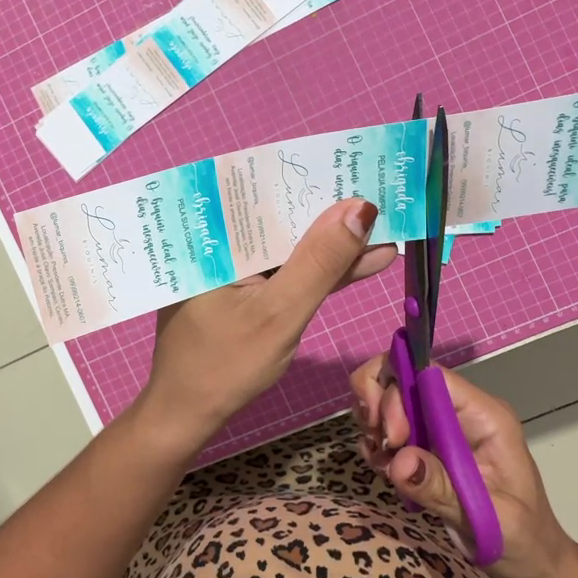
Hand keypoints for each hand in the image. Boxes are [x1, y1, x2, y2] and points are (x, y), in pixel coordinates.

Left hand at [140, 199, 395, 451]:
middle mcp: (215, 245)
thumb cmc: (225, 367)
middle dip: (327, 206)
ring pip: (286, 244)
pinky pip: (283, 269)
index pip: (261, 195)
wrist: (189, 415)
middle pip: (277, 217)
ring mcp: (229, 268)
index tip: (356, 163)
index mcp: (209, 240)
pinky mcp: (242, 290)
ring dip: (332, 239)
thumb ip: (319, 263)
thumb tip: (360, 207)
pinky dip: (319, 269)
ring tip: (388, 220)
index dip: (310, 179)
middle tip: (383, 184)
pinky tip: (365, 259)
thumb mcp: (280, 314)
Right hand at [351, 356, 575, 577]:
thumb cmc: (522, 540)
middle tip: (380, 448)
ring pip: (386, 397)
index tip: (392, 438)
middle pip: (399, 376)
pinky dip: (374, 443)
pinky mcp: (424, 443)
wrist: (530, 562)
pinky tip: (385, 470)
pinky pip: (385, 425)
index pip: (428, 374)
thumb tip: (399, 461)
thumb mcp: (489, 520)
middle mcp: (458, 411)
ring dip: (372, 426)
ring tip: (383, 463)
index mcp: (483, 416)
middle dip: (377, 406)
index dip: (397, 394)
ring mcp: (439, 425)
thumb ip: (442, 489)